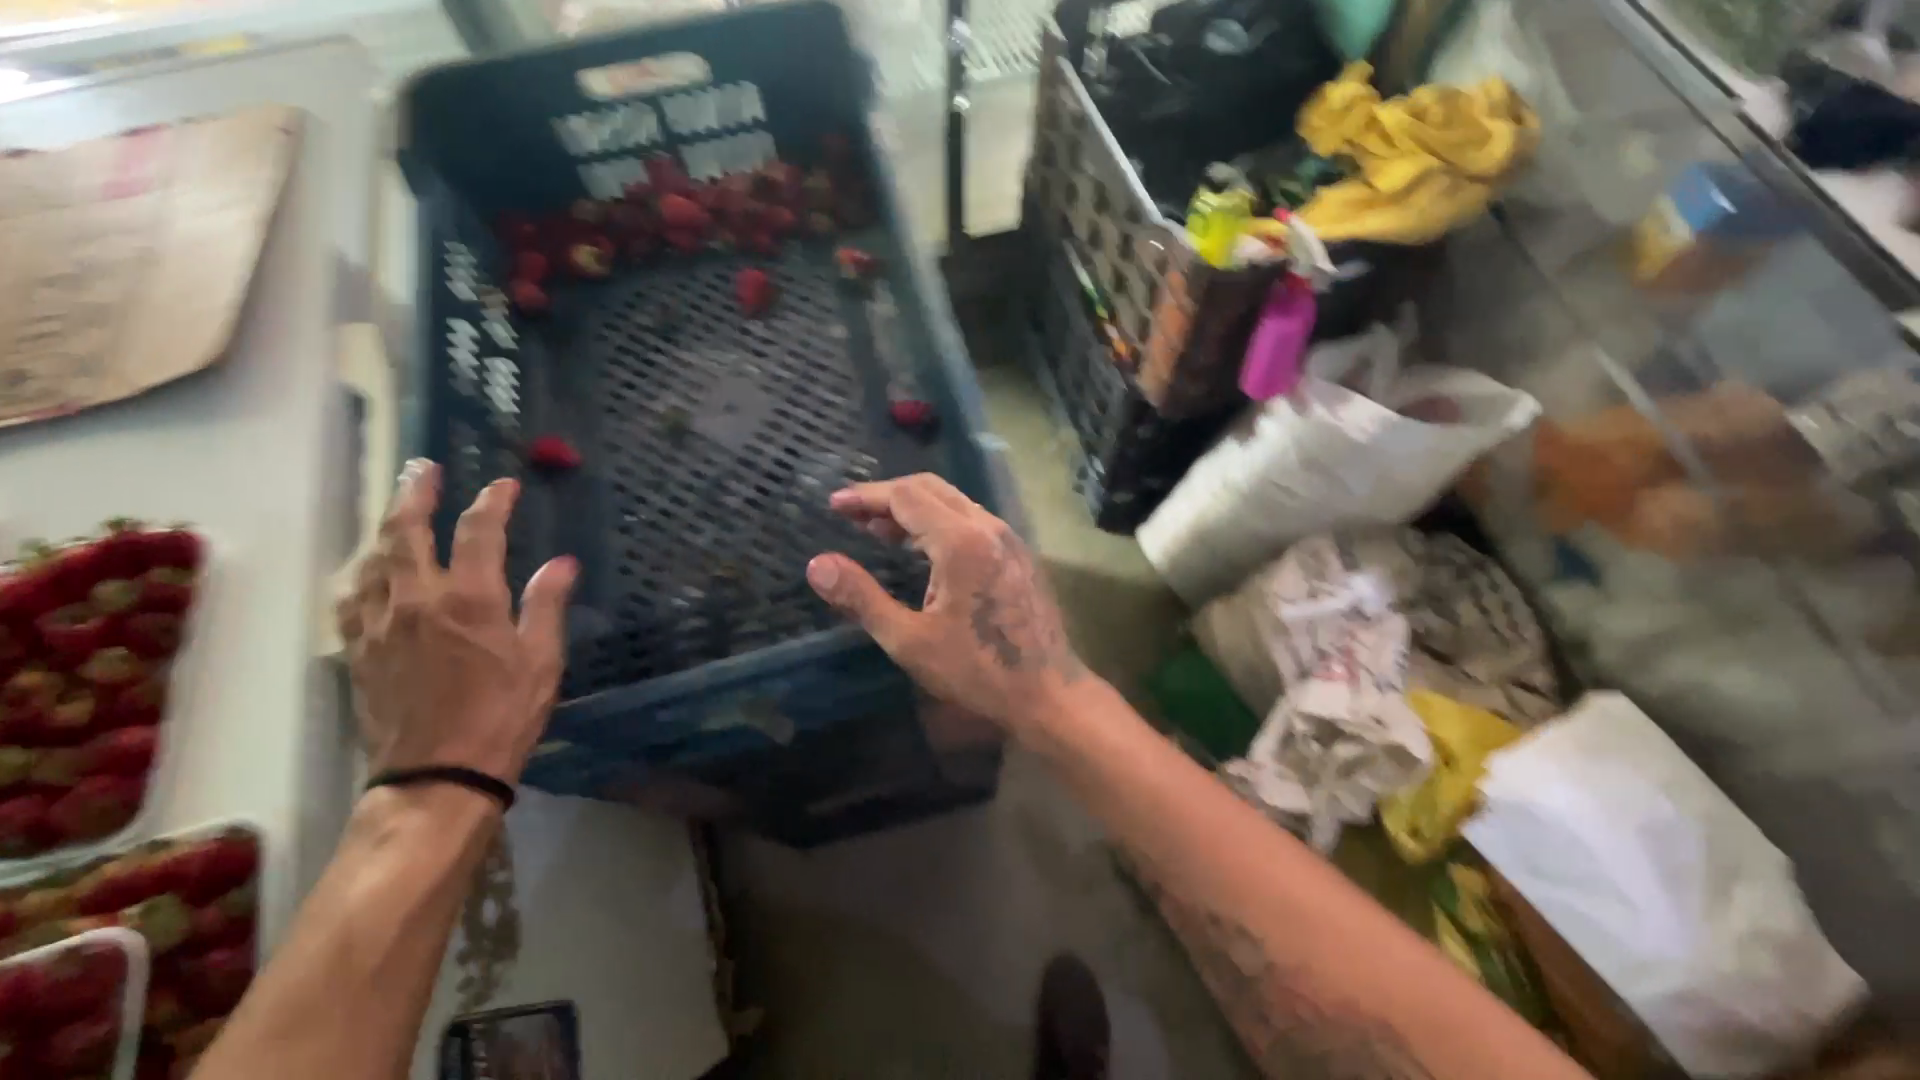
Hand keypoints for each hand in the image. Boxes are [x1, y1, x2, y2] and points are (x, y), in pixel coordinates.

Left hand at [336, 459, 579, 784]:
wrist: (438, 774)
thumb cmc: (504, 715)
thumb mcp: (542, 660)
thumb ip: (547, 605)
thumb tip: (562, 562)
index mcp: (470, 597)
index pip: (479, 530)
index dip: (492, 501)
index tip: (503, 485)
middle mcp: (417, 598)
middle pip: (405, 530)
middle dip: (415, 492)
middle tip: (421, 468)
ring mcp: (380, 622)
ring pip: (371, 558)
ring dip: (383, 526)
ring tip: (394, 509)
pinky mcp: (359, 649)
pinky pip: (351, 597)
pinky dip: (360, 573)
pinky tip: (365, 571)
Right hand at [805, 474, 1086, 732]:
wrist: (1048, 692)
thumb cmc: (976, 671)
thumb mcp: (909, 640)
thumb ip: (861, 598)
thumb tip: (818, 565)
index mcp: (960, 542)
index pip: (905, 496)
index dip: (866, 496)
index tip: (834, 505)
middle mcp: (988, 527)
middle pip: (930, 488)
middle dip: (888, 496)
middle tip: (853, 515)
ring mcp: (1008, 538)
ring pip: (954, 502)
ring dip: (914, 508)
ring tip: (879, 532)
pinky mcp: (1018, 554)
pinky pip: (971, 520)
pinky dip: (939, 522)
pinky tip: (922, 550)